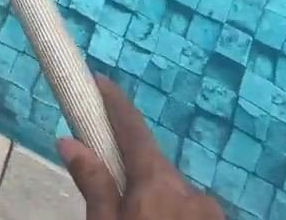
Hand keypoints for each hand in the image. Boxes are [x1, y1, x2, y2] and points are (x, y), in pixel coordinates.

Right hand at [58, 76, 225, 219]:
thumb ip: (94, 186)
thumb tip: (70, 141)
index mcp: (159, 183)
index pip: (132, 128)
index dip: (114, 102)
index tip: (98, 79)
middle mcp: (193, 194)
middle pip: (155, 169)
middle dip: (132, 172)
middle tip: (109, 191)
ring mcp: (215, 219)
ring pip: (177, 200)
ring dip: (156, 204)